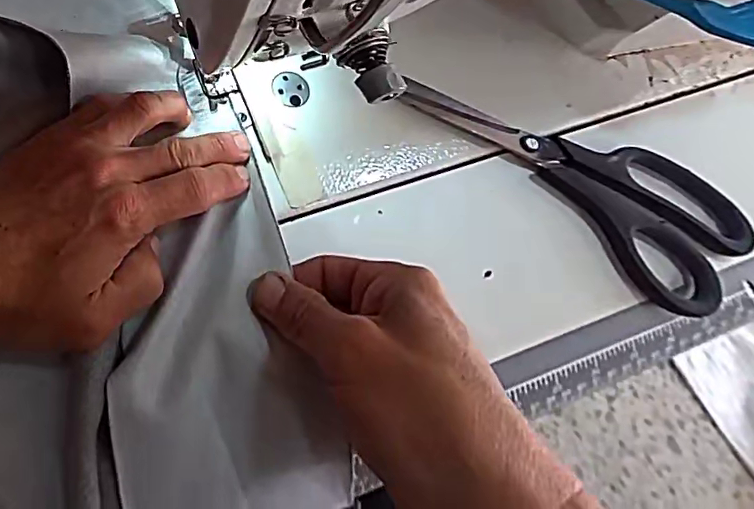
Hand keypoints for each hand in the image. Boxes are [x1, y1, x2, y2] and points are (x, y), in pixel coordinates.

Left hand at [0, 90, 250, 351]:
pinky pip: (99, 106)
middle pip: (177, 149)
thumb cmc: (20, 298)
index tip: (237, 177)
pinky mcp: (54, 136)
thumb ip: (141, 283)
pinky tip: (132, 107)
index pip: (189, 190)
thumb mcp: (92, 321)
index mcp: (123, 216)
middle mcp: (108, 170)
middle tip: (235, 143)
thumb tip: (154, 245)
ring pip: (139, 112)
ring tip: (188, 111)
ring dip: (171, 108)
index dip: (221, 181)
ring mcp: (79, 146)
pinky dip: (125, 102)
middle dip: (214, 146)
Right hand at [251, 257, 588, 508]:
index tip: (266, 310)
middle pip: (334, 307)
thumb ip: (303, 313)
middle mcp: (412, 318)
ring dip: (322, 368)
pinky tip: (333, 412)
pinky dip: (338, 395)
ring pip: (344, 350)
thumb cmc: (445, 425)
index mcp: (404, 286)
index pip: (327, 268)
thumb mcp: (351, 350)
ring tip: (316, 387)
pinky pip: (358, 385)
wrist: (487, 502)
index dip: (292, 288)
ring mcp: (412, 363)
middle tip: (288, 352)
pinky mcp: (409, 404)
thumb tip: (271, 289)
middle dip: (306, 332)